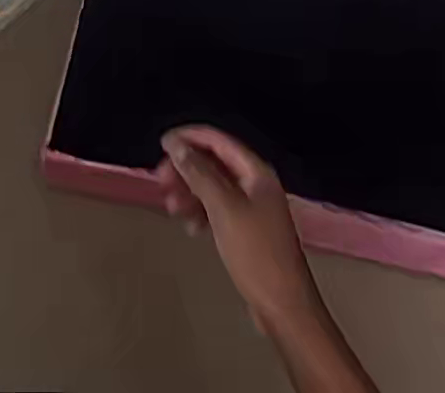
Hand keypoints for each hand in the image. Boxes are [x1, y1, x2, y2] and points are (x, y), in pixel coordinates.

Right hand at [154, 126, 322, 332]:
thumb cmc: (255, 252)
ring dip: (191, 192)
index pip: (218, 141)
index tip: (162, 143)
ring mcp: (252, 207)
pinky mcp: (246, 229)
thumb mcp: (224, 209)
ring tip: (172, 207)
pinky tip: (192, 227)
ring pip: (214, 187)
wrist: (283, 306)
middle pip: (214, 163)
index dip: (190, 137)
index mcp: (255, 171)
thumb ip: (199, 174)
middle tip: (161, 181)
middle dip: (186, 168)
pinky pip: (218, 209)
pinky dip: (202, 212)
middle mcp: (255, 183)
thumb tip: (176, 146)